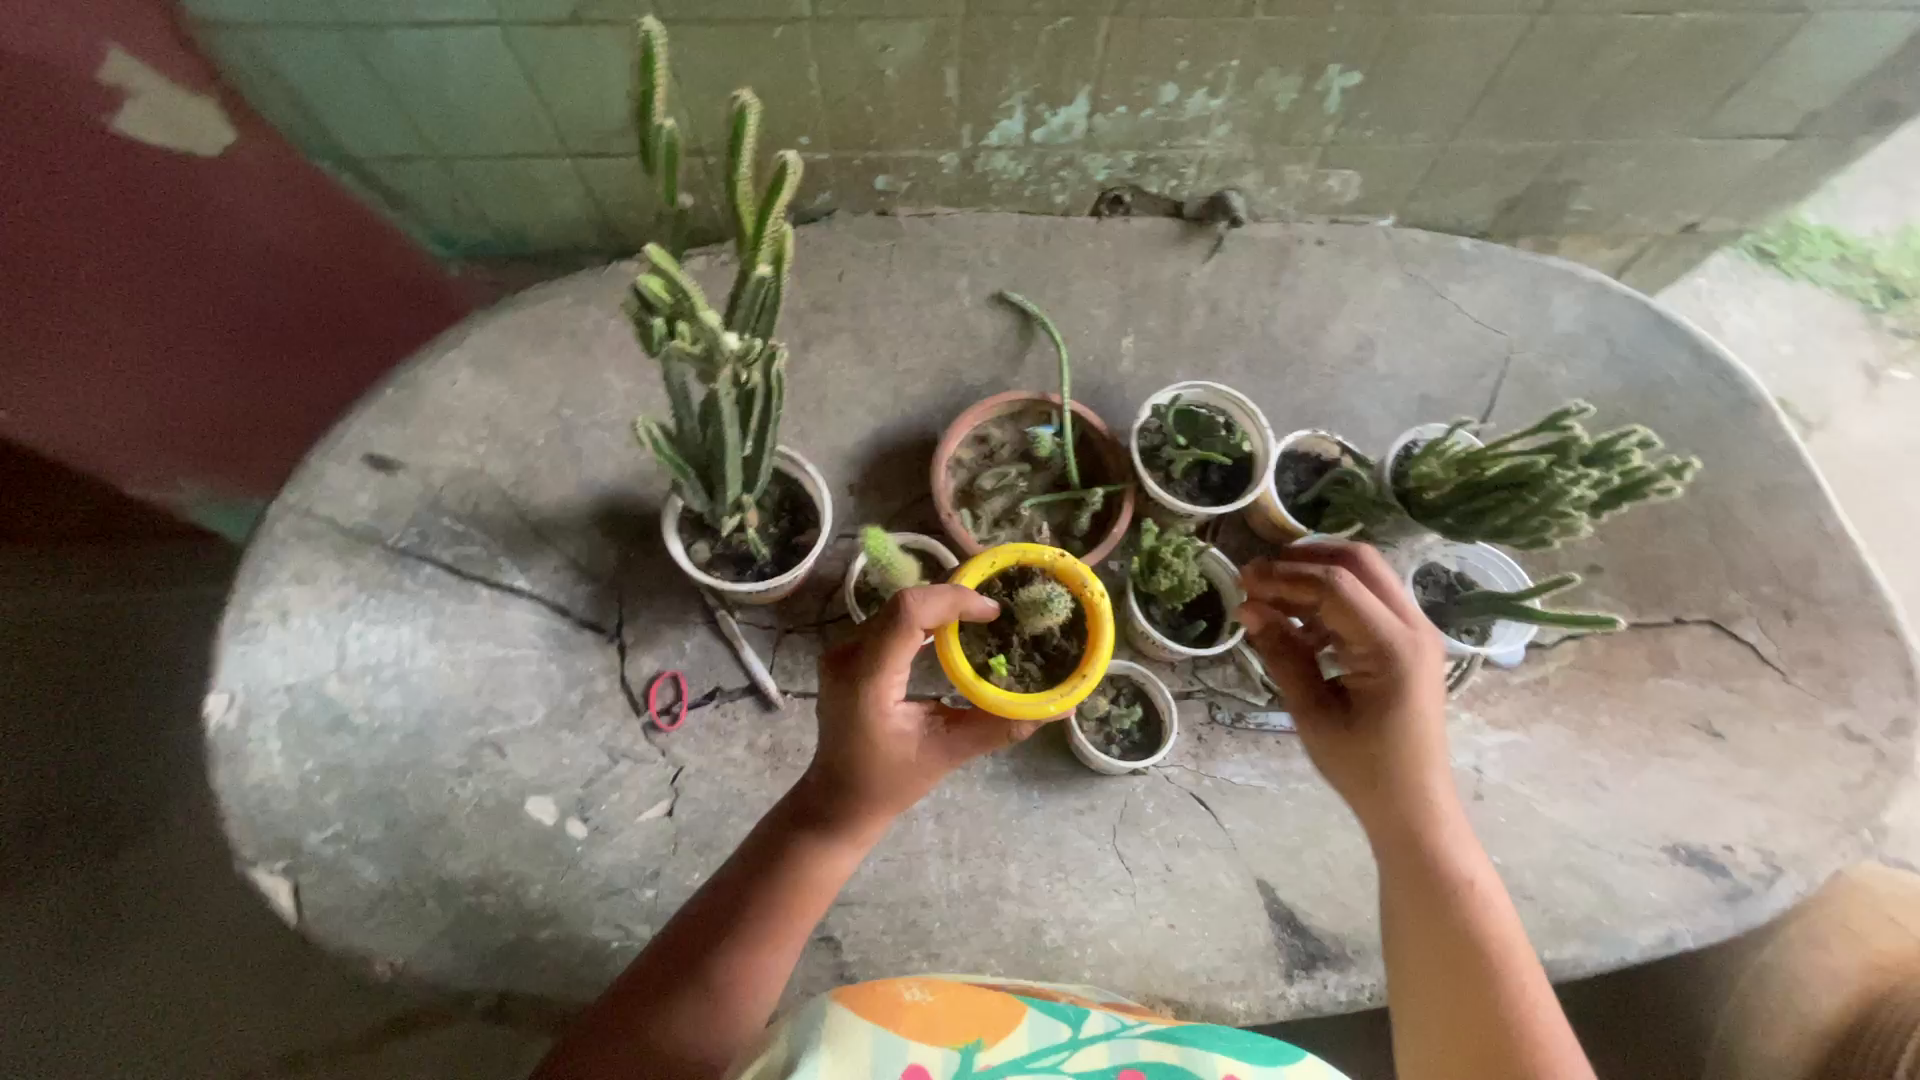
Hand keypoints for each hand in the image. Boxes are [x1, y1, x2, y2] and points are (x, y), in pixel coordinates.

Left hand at [800, 585, 1039, 833]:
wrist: (837, 798)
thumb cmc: (890, 782)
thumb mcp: (948, 753)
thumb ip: (1001, 726)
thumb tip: (1059, 709)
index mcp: (868, 678)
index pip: (908, 612)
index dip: (953, 599)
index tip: (992, 612)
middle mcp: (848, 654)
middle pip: (905, 604)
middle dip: (953, 597)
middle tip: (995, 608)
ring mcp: (843, 650)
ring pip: (898, 607)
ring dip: (940, 604)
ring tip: (980, 615)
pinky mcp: (848, 652)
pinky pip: (890, 619)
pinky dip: (925, 617)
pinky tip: (952, 628)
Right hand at [1236, 541, 1453, 834]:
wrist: (1413, 804)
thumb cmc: (1361, 766)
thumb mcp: (1312, 712)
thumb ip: (1282, 653)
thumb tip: (1247, 607)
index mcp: (1392, 647)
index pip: (1334, 586)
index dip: (1283, 577)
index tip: (1241, 581)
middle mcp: (1414, 627)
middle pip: (1358, 561)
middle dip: (1302, 559)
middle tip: (1257, 576)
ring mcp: (1418, 631)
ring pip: (1366, 573)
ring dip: (1316, 574)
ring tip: (1270, 596)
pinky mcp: (1410, 641)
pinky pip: (1370, 597)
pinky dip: (1331, 596)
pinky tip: (1299, 621)